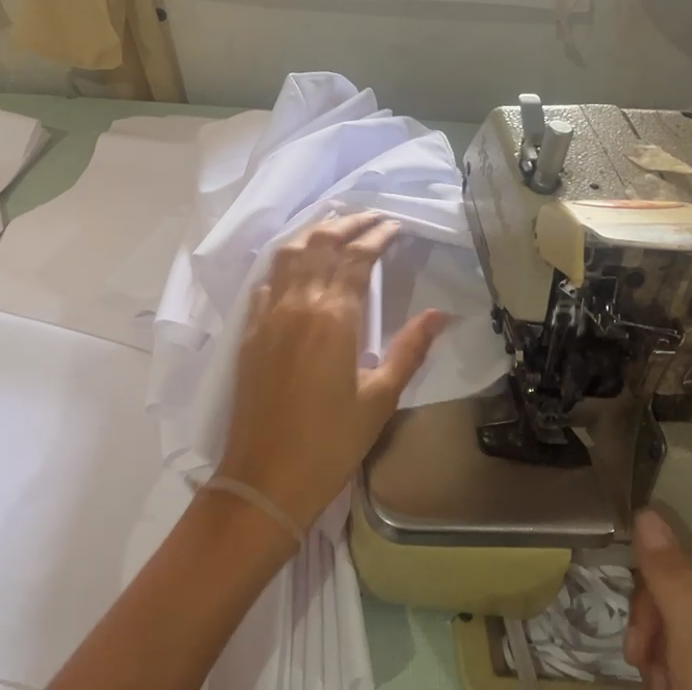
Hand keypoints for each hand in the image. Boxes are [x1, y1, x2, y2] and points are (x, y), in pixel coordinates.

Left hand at [215, 212, 447, 531]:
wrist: (266, 475)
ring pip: (289, 253)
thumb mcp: (380, 398)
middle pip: (322, 243)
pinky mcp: (250, 330)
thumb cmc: (331, 441)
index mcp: (335, 316)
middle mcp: (299, 303)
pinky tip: (296, 265)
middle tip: (372, 218)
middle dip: (349, 224)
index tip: (396, 226)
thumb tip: (441, 315)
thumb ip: (409, 350)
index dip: (378, 236)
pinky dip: (284, 261)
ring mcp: (269, 314)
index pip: (357, 257)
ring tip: (336, 227)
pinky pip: (267, 280)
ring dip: (314, 233)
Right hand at [626, 508, 691, 689]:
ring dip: (658, 654)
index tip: (637, 650)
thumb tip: (646, 513)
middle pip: (679, 593)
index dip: (651, 603)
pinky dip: (669, 667)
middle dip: (654, 632)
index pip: (683, 570)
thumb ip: (671, 587)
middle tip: (649, 673)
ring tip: (661, 687)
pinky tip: (670, 687)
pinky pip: (687, 645)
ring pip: (676, 619)